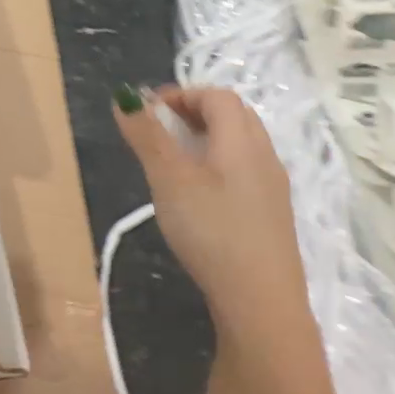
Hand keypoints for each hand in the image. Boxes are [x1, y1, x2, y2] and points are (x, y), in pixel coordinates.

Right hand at [114, 86, 309, 336]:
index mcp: (242, 143)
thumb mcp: (167, 177)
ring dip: (202, 136)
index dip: (179, 94)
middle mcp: (264, 157)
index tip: (145, 113)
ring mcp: (271, 187)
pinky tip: (192, 191)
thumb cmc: (210, 229)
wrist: (259, 299)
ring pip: (238, 143)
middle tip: (154, 130)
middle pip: (232, 115)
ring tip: (167, 159)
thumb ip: (146, 135)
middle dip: (191, 111)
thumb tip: (124, 97)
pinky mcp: (268, 211)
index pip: (217, 96)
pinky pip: (242, 168)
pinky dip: (214, 161)